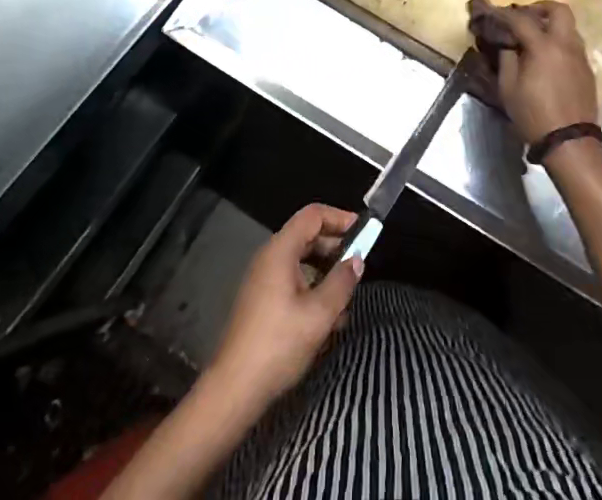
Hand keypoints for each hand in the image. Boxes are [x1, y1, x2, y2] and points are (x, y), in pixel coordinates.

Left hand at [207, 205, 363, 406]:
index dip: (340, 218)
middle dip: (336, 246)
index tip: (365, 232)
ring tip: (349, 294)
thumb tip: (357, 259)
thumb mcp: (319, 314)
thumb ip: (341, 282)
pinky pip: (293, 279)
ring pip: (301, 260)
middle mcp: (269, 257)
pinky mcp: (262, 298)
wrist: (236, 385)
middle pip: (307, 235)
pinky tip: (330, 315)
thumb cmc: (279, 344)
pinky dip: (314, 287)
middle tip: (361, 264)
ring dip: (327, 271)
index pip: (312, 215)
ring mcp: (263, 278)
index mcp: (280, 251)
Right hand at [474, 0, 598, 146]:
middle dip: (540, 8)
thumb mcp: (508, 87)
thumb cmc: (533, 113)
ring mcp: (580, 57)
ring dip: (551, 24)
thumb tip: (507, 44)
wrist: (569, 140)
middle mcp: (566, 45)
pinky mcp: (587, 70)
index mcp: (544, 46)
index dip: (504, 13)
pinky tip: (546, 57)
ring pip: (569, 27)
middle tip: (524, 17)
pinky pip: (573, 44)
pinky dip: (559, 41)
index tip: (493, 11)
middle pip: (559, 10)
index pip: (521, 19)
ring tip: (533, 37)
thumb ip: (507, 58)